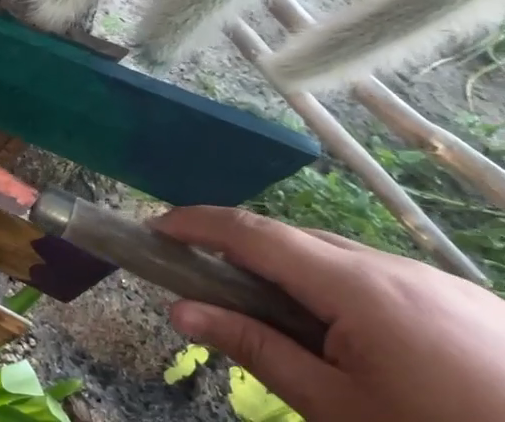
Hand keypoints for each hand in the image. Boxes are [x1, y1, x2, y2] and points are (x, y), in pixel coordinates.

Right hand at [153, 206, 504, 421]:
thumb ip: (257, 350)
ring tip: (285, 321)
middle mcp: (398, 269)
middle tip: (207, 283)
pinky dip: (349, 292)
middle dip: (243, 250)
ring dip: (298, 272)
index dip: (195, 223)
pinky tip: (362, 342)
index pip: (251, 232)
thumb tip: (180, 310)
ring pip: (346, 259)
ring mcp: (447, 286)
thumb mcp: (339, 409)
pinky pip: (392, 280)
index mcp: (357, 287)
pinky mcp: (480, 309)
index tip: (153, 229)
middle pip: (297, 239)